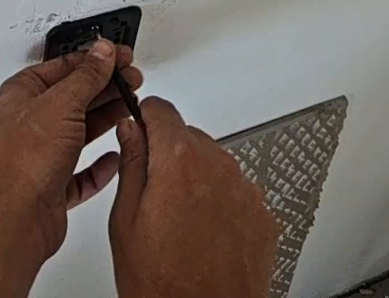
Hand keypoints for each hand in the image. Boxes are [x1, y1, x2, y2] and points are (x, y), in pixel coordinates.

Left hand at [0, 39, 141, 297]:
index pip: (64, 65)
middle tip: (132, 81)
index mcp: (22, 93)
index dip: (95, 59)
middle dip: (105, 87)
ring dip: (105, 119)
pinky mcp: (52, 186)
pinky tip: (113, 158)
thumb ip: (87, 76)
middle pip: (74, 96)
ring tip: (130, 107)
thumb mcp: (62, 104)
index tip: (120, 57)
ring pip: (79, 131)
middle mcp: (29, 122)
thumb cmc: (23, 162)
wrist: (15, 221)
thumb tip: (102, 52)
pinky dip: (99, 166)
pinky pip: (80, 172)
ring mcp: (40, 155)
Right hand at [109, 98, 278, 297]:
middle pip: (188, 136)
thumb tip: (130, 131)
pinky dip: (221, 202)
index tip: (139, 128)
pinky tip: (205, 234)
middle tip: (154, 194)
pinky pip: (236, 190)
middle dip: (169, 154)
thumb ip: (130, 165)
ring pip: (213, 162)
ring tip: (180, 223)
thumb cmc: (163, 286)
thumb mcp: (125, 222)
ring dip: (196, 177)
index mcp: (178, 161)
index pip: (161, 109)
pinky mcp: (262, 214)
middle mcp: (217, 166)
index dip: (145, 117)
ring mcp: (244, 190)